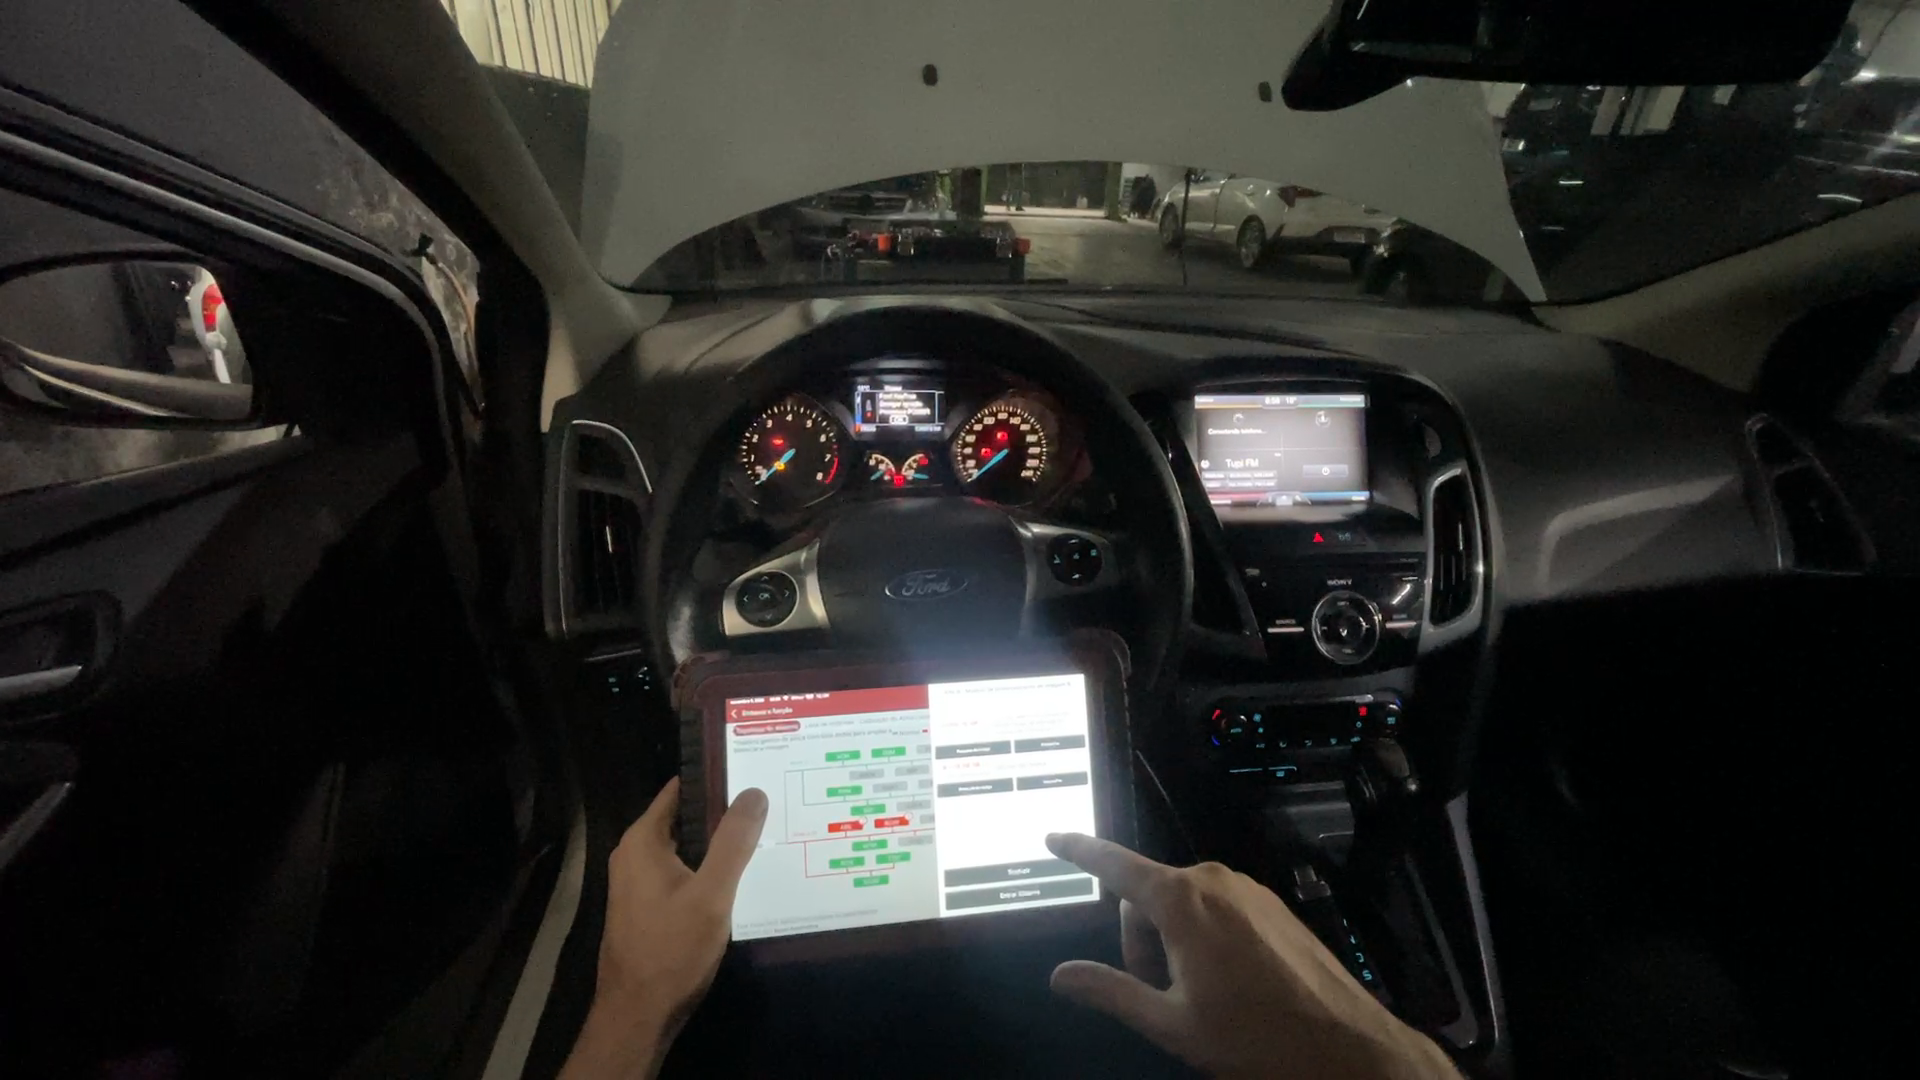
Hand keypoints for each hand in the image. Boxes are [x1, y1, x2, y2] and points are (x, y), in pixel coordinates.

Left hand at [559, 779, 767, 1079]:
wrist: (638, 1018)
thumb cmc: (671, 950)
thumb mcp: (711, 894)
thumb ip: (733, 842)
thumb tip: (754, 792)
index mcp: (643, 841)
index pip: (681, 788)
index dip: (716, 775)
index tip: (754, 767)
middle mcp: (637, 854)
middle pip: (687, 814)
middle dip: (725, 807)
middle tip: (770, 796)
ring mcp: (642, 881)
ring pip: (689, 843)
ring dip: (721, 838)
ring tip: (767, 826)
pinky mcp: (652, 904)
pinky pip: (687, 868)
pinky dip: (712, 864)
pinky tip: (745, 869)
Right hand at [1045, 833, 1460, 1079]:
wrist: (1354, 1051)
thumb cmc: (1253, 1037)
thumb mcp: (1172, 1024)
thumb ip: (1111, 991)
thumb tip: (1059, 976)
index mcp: (1178, 899)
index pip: (1112, 864)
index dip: (1078, 849)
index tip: (1052, 836)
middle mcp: (1208, 877)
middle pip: (1147, 893)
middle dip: (1139, 938)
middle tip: (1160, 993)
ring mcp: (1243, 887)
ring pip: (1181, 900)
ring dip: (1171, 938)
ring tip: (1199, 993)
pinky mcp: (1269, 902)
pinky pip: (1215, 904)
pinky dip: (1202, 932)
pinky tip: (1229, 980)